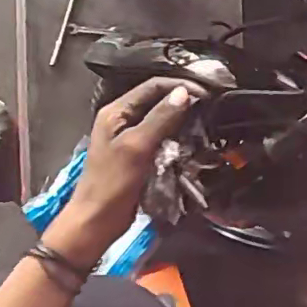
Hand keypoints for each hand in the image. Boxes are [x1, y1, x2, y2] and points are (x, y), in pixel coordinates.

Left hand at [43, 77, 205, 266]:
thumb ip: (160, 118)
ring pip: (161, 119)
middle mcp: (122, 119)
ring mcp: (129, 137)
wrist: (97, 221)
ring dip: (181, 119)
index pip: (152, 86)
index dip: (179, 86)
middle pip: (157, 100)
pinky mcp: (138, 154)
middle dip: (182, 101)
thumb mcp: (137, 147)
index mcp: (116, 111)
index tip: (206, 93)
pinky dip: (176, 136)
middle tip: (210, 106)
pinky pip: (160, 137)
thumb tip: (183, 93)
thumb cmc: (112, 184)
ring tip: (204, 121)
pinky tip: (191, 140)